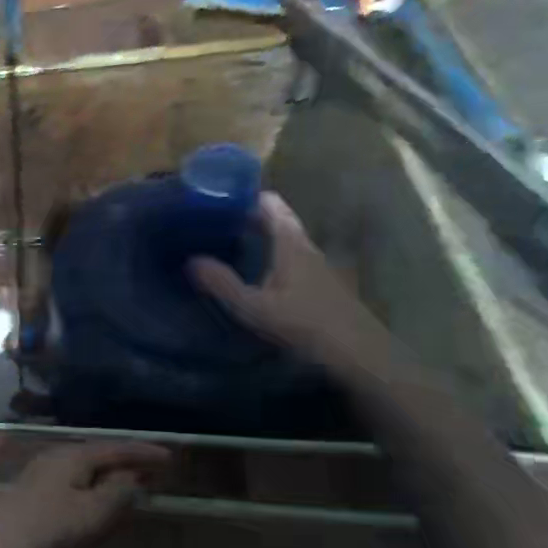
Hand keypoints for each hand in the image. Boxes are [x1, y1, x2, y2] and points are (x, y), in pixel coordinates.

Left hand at [0, 441, 169, 547]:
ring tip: (136, 484)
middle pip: (101, 454)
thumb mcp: (89, 512)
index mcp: (73, 455)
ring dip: (112, 475)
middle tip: (158, 471)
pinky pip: (77, 482)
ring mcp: (44, 473)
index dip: (144, 453)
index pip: (116, 448)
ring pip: (88, 469)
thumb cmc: (43, 527)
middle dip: (129, 461)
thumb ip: (117, 491)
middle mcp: (58, 457)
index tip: (170, 457)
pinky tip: (102, 500)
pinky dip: (96, 487)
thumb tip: (133, 477)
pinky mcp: (36, 492)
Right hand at [189, 192, 380, 355]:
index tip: (220, 200)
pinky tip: (259, 270)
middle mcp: (306, 246)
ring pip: (286, 239)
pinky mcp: (322, 281)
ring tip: (232, 243)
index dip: (247, 197)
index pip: (270, 205)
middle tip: (217, 222)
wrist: (354, 350)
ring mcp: (317, 263)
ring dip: (262, 236)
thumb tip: (192, 261)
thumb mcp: (254, 307)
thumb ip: (222, 284)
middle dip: (250, 217)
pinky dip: (273, 253)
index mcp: (290, 243)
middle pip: (279, 220)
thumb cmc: (303, 323)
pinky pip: (292, 255)